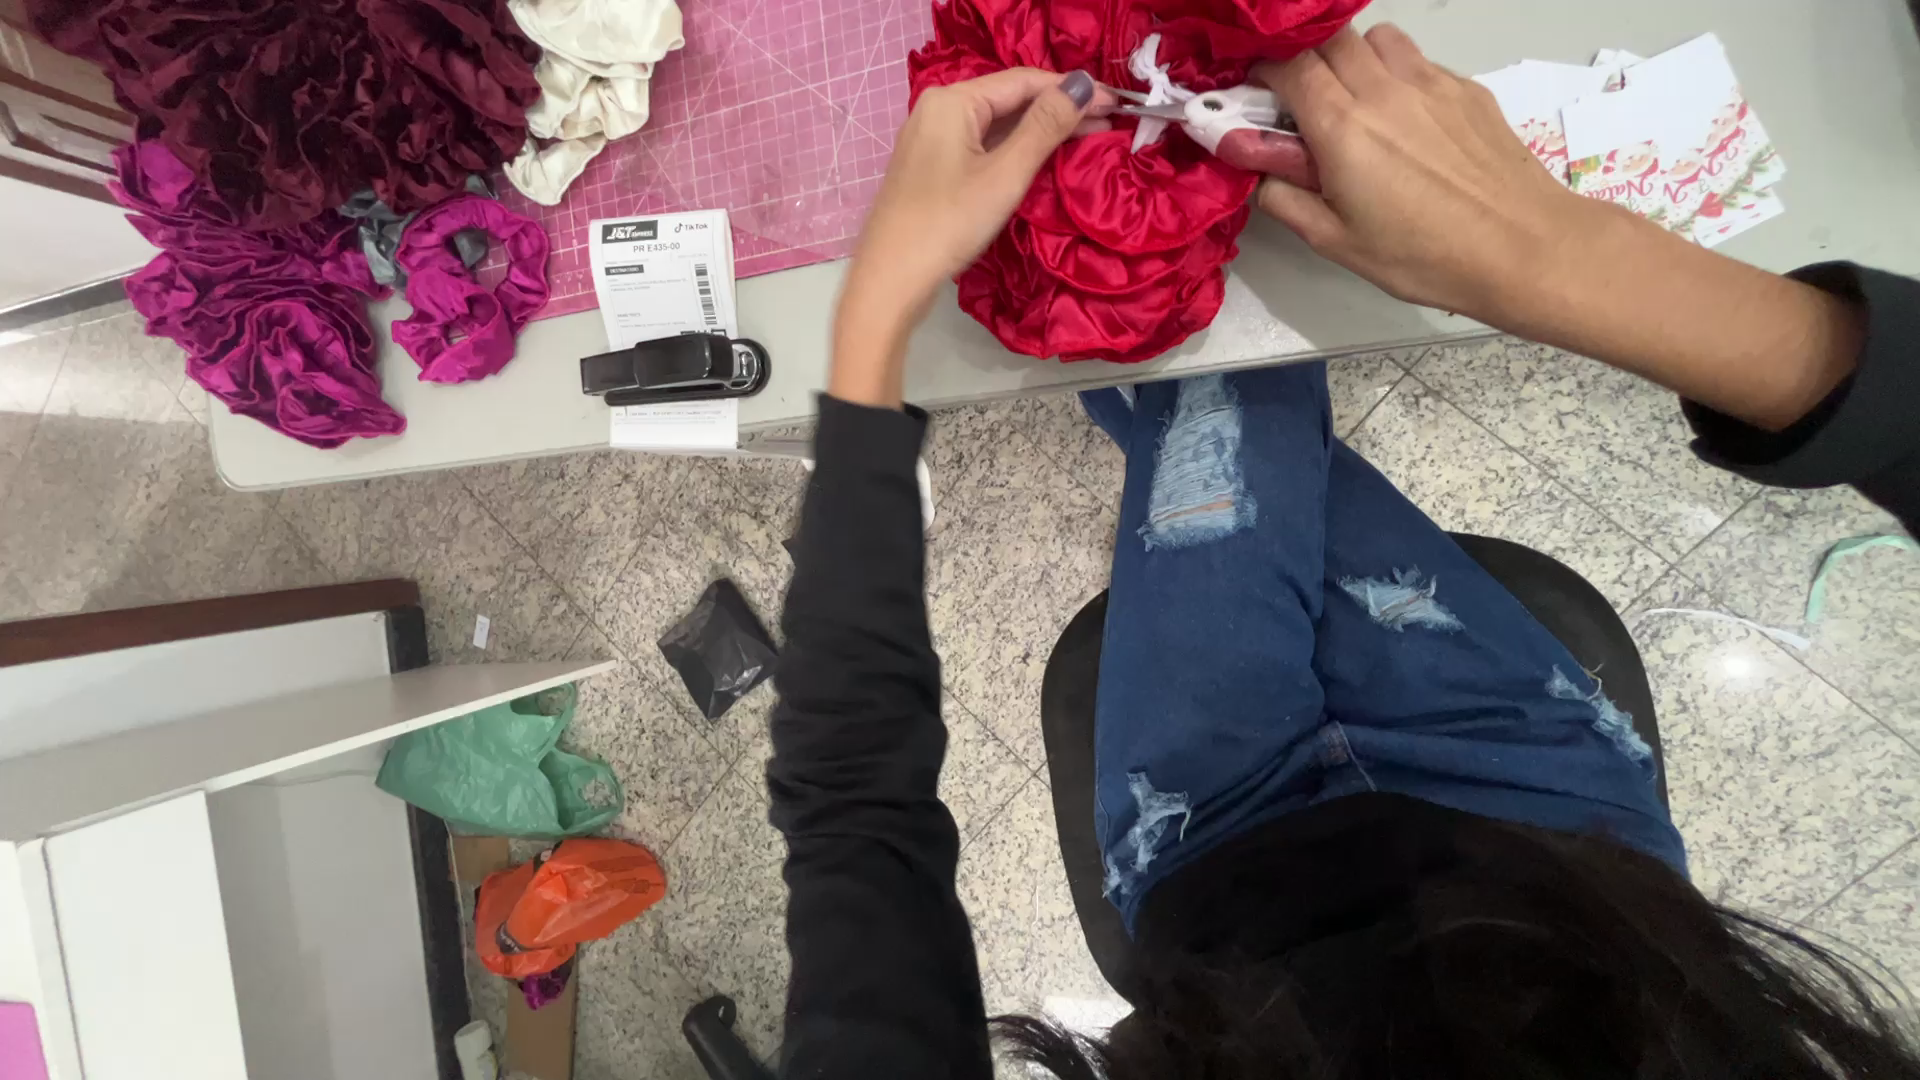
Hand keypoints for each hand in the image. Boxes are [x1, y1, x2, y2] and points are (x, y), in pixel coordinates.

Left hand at [831, 68, 1105, 405]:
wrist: (890, 282)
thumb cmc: (946, 227)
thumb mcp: (1003, 176)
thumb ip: (1044, 128)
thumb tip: (1083, 87)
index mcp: (952, 101)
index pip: (1024, 81)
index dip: (1072, 90)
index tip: (1115, 105)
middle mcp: (936, 111)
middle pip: (1009, 102)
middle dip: (1058, 112)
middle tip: (1107, 127)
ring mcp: (929, 143)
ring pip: (994, 129)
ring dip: (1037, 135)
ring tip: (1082, 144)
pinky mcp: (929, 174)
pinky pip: (979, 151)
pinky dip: (1011, 155)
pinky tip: (1037, 165)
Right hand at [1256, 24, 1862, 431]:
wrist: (1515, 244)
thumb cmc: (1415, 254)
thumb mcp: (1332, 240)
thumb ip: (1286, 198)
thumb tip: (1258, 173)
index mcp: (1344, 128)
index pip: (1292, 67)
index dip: (1265, 71)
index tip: (1252, 93)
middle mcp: (1384, 90)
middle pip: (1330, 40)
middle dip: (1302, 60)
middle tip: (1293, 100)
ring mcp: (1430, 82)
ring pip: (1375, 38)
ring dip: (1348, 58)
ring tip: (1345, 101)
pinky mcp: (1463, 88)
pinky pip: (1414, 58)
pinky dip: (1389, 71)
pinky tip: (1393, 116)